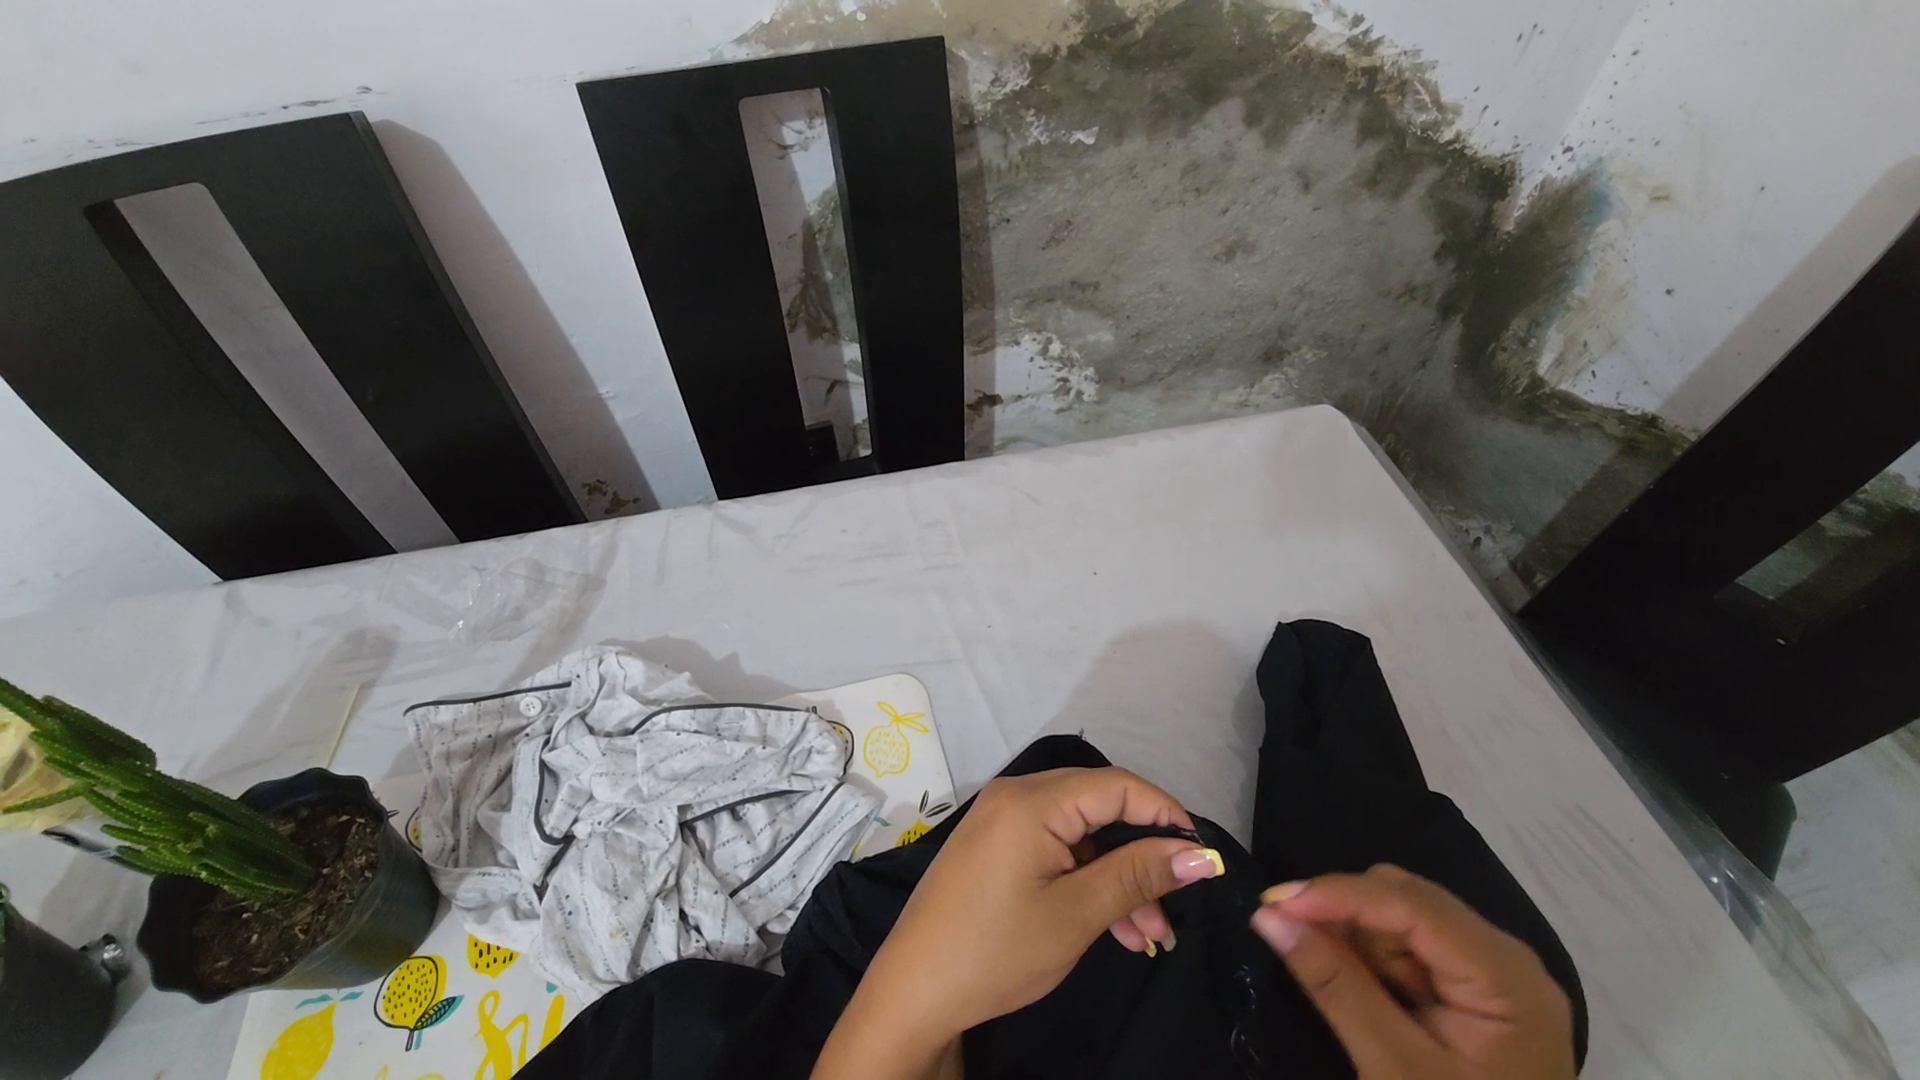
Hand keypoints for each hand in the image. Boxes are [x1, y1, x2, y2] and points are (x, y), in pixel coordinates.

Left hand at [813, 767, 1225, 1079]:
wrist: (914, 991)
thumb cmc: (997, 950)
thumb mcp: (1076, 914)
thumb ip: (1138, 875)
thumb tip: (1201, 854)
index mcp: (1033, 801)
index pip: (1117, 786)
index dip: (1165, 813)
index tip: (1202, 854)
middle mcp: (1016, 796)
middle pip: (1099, 809)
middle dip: (1142, 856)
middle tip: (1174, 907)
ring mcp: (1002, 820)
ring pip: (1081, 836)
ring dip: (1117, 879)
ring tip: (1149, 936)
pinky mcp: (996, 846)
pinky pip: (1055, 850)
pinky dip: (1086, 881)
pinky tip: (1114, 927)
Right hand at [1250, 864, 1574, 1079]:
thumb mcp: (1392, 1066)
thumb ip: (1334, 984)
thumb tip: (1268, 916)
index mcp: (1506, 978)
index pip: (1412, 905)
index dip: (1338, 894)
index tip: (1272, 901)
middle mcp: (1508, 956)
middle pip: (1409, 898)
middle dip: (1346, 915)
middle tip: (1295, 942)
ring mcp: (1496, 969)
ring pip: (1404, 913)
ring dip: (1358, 936)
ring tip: (1346, 989)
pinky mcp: (1478, 984)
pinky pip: (1411, 940)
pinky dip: (1375, 956)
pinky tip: (1367, 991)